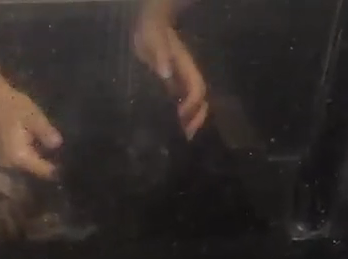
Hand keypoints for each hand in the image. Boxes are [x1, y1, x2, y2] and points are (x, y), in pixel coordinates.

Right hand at [0, 81, 63, 179]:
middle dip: (49, 168)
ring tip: (56, 159)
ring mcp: (6, 164)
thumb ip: (47, 133)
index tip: (70, 167)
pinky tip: (42, 152)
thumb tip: (59, 145)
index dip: (57, 170)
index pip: (43, 172)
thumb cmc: (13, 106)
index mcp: (19, 158)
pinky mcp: (5, 159)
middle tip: (66, 163)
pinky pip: (23, 164)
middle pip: (36, 173)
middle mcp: (11, 166)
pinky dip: (33, 160)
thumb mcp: (34, 117)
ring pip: (29, 169)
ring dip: (41, 164)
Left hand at [132, 0, 208, 138]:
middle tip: (187, 137)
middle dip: (197, 119)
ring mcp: (180, 85)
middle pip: (201, 102)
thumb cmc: (152, 33)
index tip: (180, 115)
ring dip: (190, 123)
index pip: (197, 89)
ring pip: (193, 107)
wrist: (147, 29)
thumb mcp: (154, 38)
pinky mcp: (171, 90)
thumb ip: (160, 53)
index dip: (192, 104)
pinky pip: (180, 107)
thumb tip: (165, 73)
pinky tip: (172, 132)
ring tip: (182, 140)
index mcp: (187, 69)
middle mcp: (187, 79)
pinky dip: (179, 120)